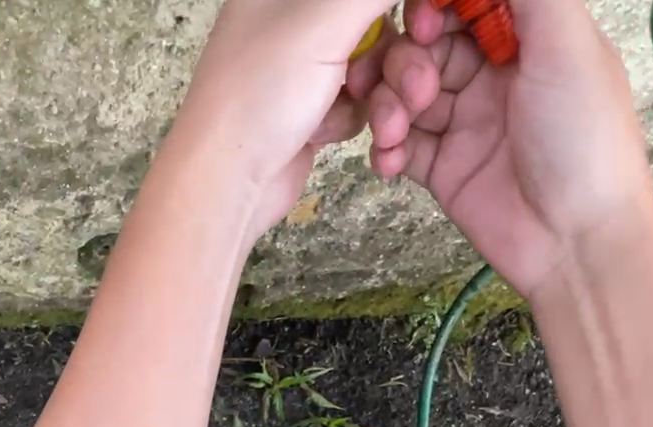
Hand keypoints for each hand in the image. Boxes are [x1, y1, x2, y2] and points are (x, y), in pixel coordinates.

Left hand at [167, 0, 403, 239]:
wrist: (227, 183)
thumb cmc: (262, 92)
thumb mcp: (326, 19)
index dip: (405, 3)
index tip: (425, 25)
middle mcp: (295, 13)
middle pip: (378, 17)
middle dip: (398, 56)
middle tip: (412, 86)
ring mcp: (303, 63)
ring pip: (374, 63)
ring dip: (379, 95)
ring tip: (374, 121)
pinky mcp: (310, 108)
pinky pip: (356, 101)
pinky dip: (350, 119)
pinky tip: (321, 134)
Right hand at [355, 0, 652, 298]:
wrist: (573, 240)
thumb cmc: (585, 140)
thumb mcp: (566, 42)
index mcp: (526, 37)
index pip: (464, 2)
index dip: (433, 8)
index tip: (425, 24)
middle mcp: (491, 76)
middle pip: (424, 45)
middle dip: (404, 59)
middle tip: (417, 90)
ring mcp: (463, 123)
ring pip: (403, 93)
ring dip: (386, 104)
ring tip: (394, 129)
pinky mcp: (441, 169)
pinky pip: (398, 145)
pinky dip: (384, 147)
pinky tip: (388, 158)